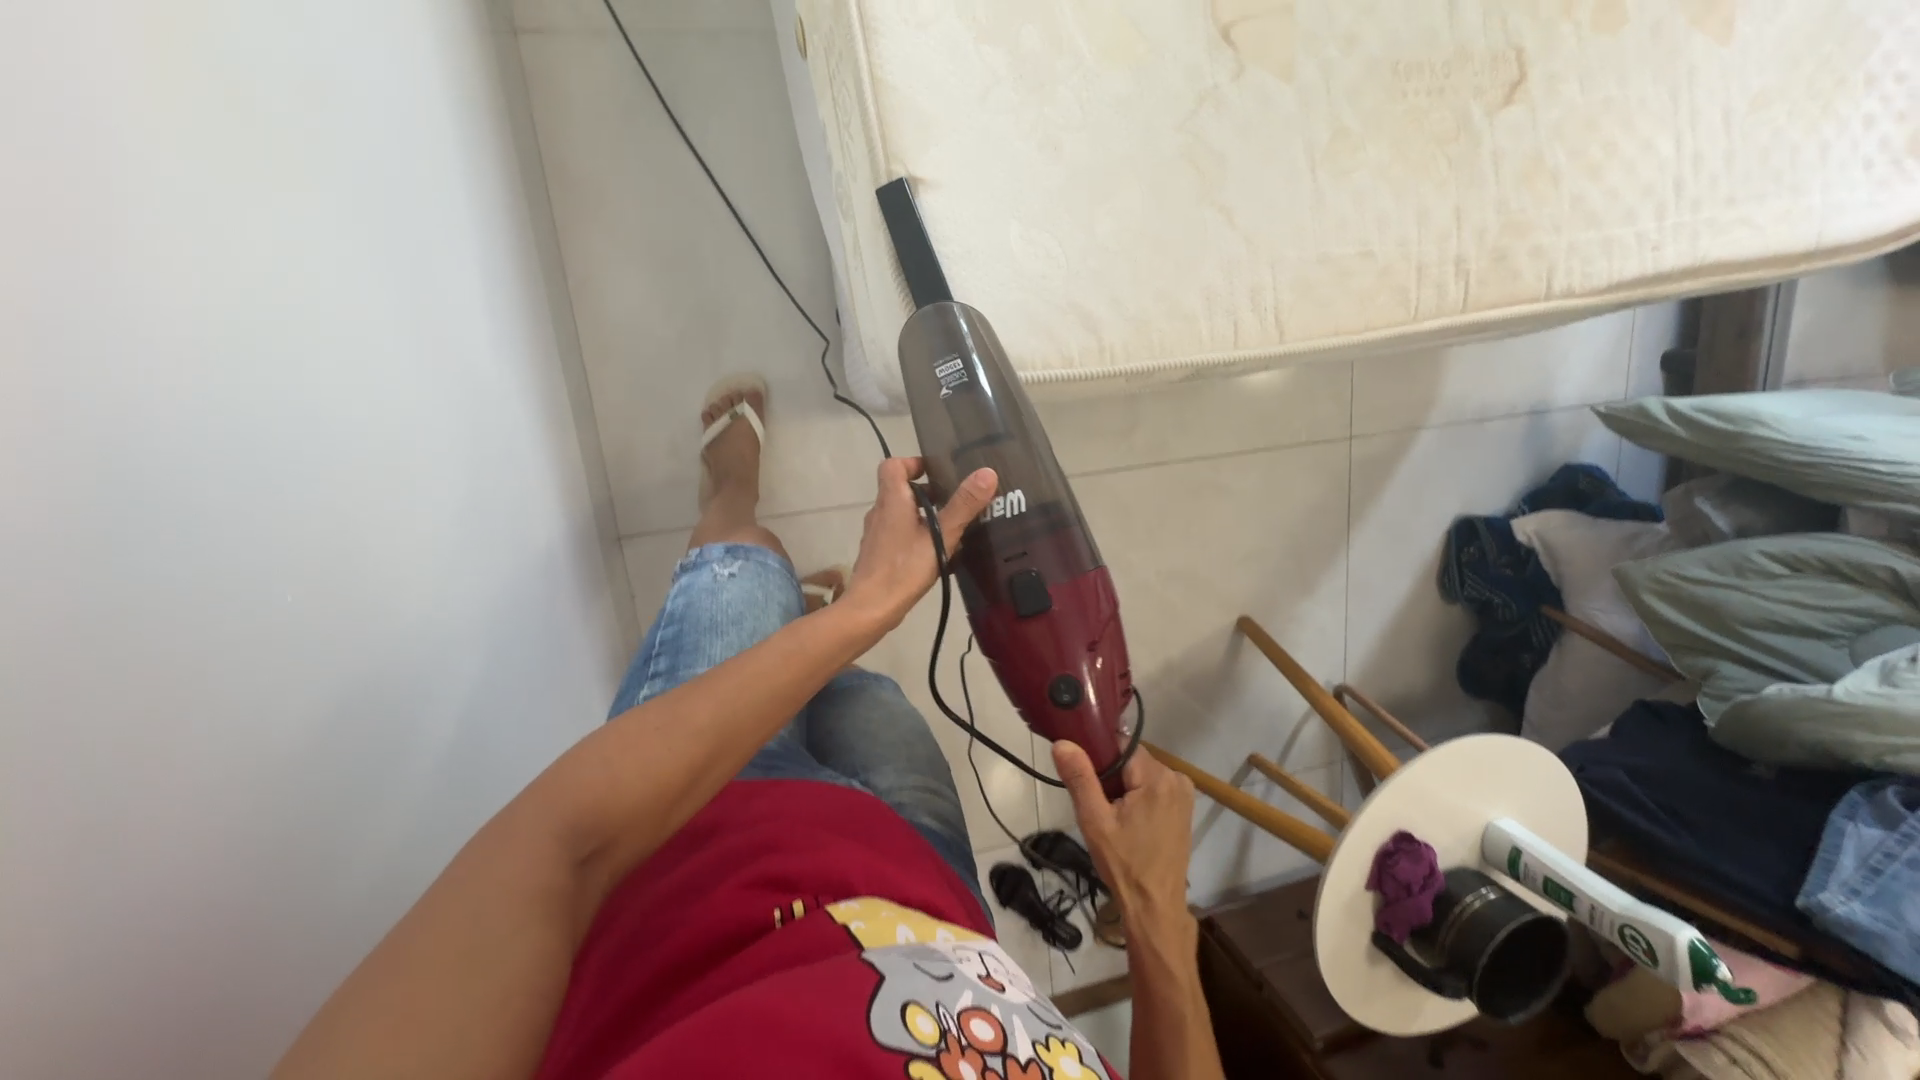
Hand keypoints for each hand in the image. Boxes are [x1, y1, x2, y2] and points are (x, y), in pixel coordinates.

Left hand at [843, 458, 995, 629]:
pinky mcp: (877, 555)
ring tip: (950, 529)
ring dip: (922, 516)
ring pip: (899, 514)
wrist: (871, 608)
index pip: (893, 466)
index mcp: (891, 500)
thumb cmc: (904, 568)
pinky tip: (934, 554)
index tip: (936, 472)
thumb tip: (987, 472)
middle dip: (926, 493)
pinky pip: (897, 535)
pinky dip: (914, 536)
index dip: (913, 463)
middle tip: (954, 502)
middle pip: (899, 490)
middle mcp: (879, 513)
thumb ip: (963, 505)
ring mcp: (876, 535)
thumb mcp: (940, 535)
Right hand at [1053, 741, 1195, 936]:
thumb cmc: (1124, 863)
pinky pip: (1154, 788)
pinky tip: (1129, 823)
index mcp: (1157, 777)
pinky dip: (1138, 797)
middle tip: (1097, 806)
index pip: (1121, 745)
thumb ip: (1080, 778)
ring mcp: (1184, 793)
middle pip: (1132, 759)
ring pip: (1141, 774)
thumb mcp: (1095, 820)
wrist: (1155, 905)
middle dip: (1111, 776)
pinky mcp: (1184, 808)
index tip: (1084, 777)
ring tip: (1112, 818)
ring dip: (1124, 788)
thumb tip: (1063, 742)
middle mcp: (1177, 777)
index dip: (1098, 757)